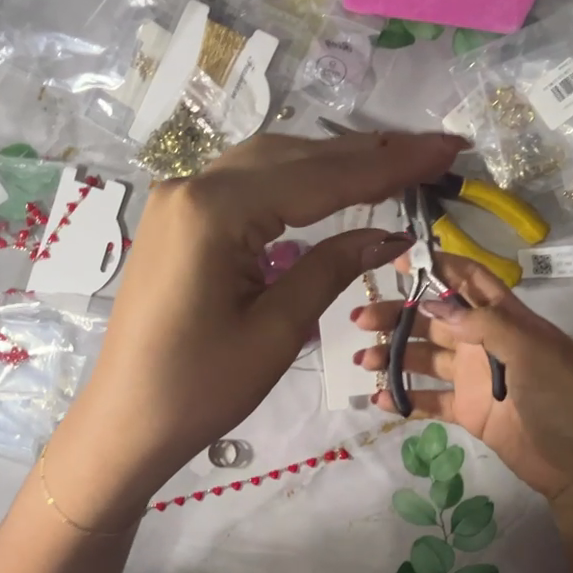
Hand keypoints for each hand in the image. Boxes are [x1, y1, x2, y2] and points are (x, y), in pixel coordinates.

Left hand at [45, 131, 467, 523]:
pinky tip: (328, 187)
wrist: (126, 423)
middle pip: (293, 157)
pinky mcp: (176, 223)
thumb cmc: (200, 389)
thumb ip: (331, 268)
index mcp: (214, 211)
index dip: (388, 165)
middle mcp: (191, 187)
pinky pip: (243, 188)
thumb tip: (389, 233)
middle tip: (432, 150)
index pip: (319, 177)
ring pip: (268, 165)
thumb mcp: (276, 330)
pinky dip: (292, 184)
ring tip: (394, 162)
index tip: (445, 150)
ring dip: (330, 163)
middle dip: (365, 154)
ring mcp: (177, 202)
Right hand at [352, 252, 572, 500]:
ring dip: (393, 355)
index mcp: (506, 319)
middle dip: (397, 316)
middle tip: (360, 321)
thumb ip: (483, 325)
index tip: (395, 263)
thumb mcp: (531, 352)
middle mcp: (486, 343)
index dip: (434, 266)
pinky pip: (429, 400)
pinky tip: (380, 398)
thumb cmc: (566, 400)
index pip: (466, 280)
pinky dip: (405, 398)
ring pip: (425, 357)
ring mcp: (475, 378)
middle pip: (434, 319)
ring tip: (364, 362)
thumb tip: (432, 302)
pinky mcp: (468, 412)